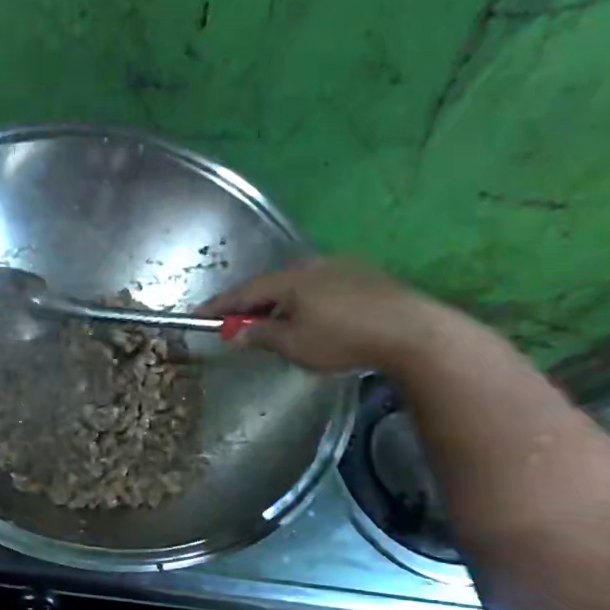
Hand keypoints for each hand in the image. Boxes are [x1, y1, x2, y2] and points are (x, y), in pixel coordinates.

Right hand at [199, 258, 464, 374]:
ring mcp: (341, 268)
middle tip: (235, 321)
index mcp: (290, 280)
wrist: (411, 331)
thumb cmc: (342, 339)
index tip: (198, 314)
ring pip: (296, 284)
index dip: (220, 305)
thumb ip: (259, 336)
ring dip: (277, 302)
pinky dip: (301, 301)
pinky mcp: (364, 277)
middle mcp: (313, 266)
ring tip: (270, 322)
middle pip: (270, 283)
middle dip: (249, 303)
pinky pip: (318, 286)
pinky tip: (306, 317)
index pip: (244, 292)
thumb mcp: (292, 344)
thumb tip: (235, 333)